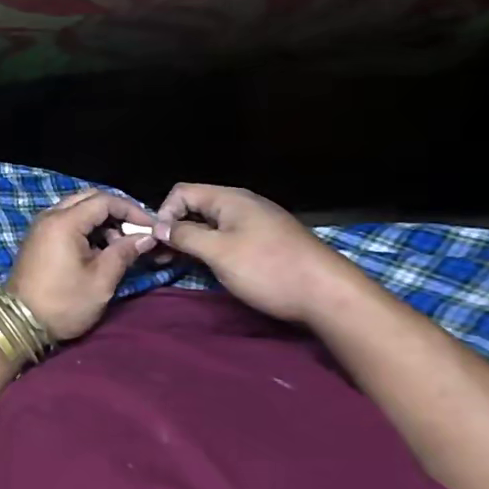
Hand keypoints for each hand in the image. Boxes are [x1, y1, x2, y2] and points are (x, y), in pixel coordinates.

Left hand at [5, 189, 159, 340]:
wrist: (19, 322)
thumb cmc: (63, 303)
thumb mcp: (100, 280)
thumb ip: (124, 253)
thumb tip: (146, 237)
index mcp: (64, 222)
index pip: (104, 200)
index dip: (131, 210)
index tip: (150, 227)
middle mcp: (49, 216)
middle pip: (88, 199)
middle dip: (115, 212)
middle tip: (135, 233)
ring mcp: (40, 227)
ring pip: (76, 209)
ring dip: (100, 221)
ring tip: (119, 246)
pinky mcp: (37, 239)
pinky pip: (65, 222)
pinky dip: (85, 228)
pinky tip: (99, 250)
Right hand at [154, 183, 352, 323]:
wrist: (329, 296)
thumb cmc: (268, 269)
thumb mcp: (218, 252)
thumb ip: (185, 235)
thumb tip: (159, 227)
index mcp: (230, 199)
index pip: (182, 192)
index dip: (165, 213)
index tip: (160, 240)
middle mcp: (242, 205)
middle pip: (195, 207)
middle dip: (174, 228)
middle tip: (162, 256)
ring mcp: (256, 224)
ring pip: (210, 224)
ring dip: (191, 241)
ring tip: (178, 263)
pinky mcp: (265, 242)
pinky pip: (227, 237)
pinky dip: (210, 249)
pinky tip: (207, 267)